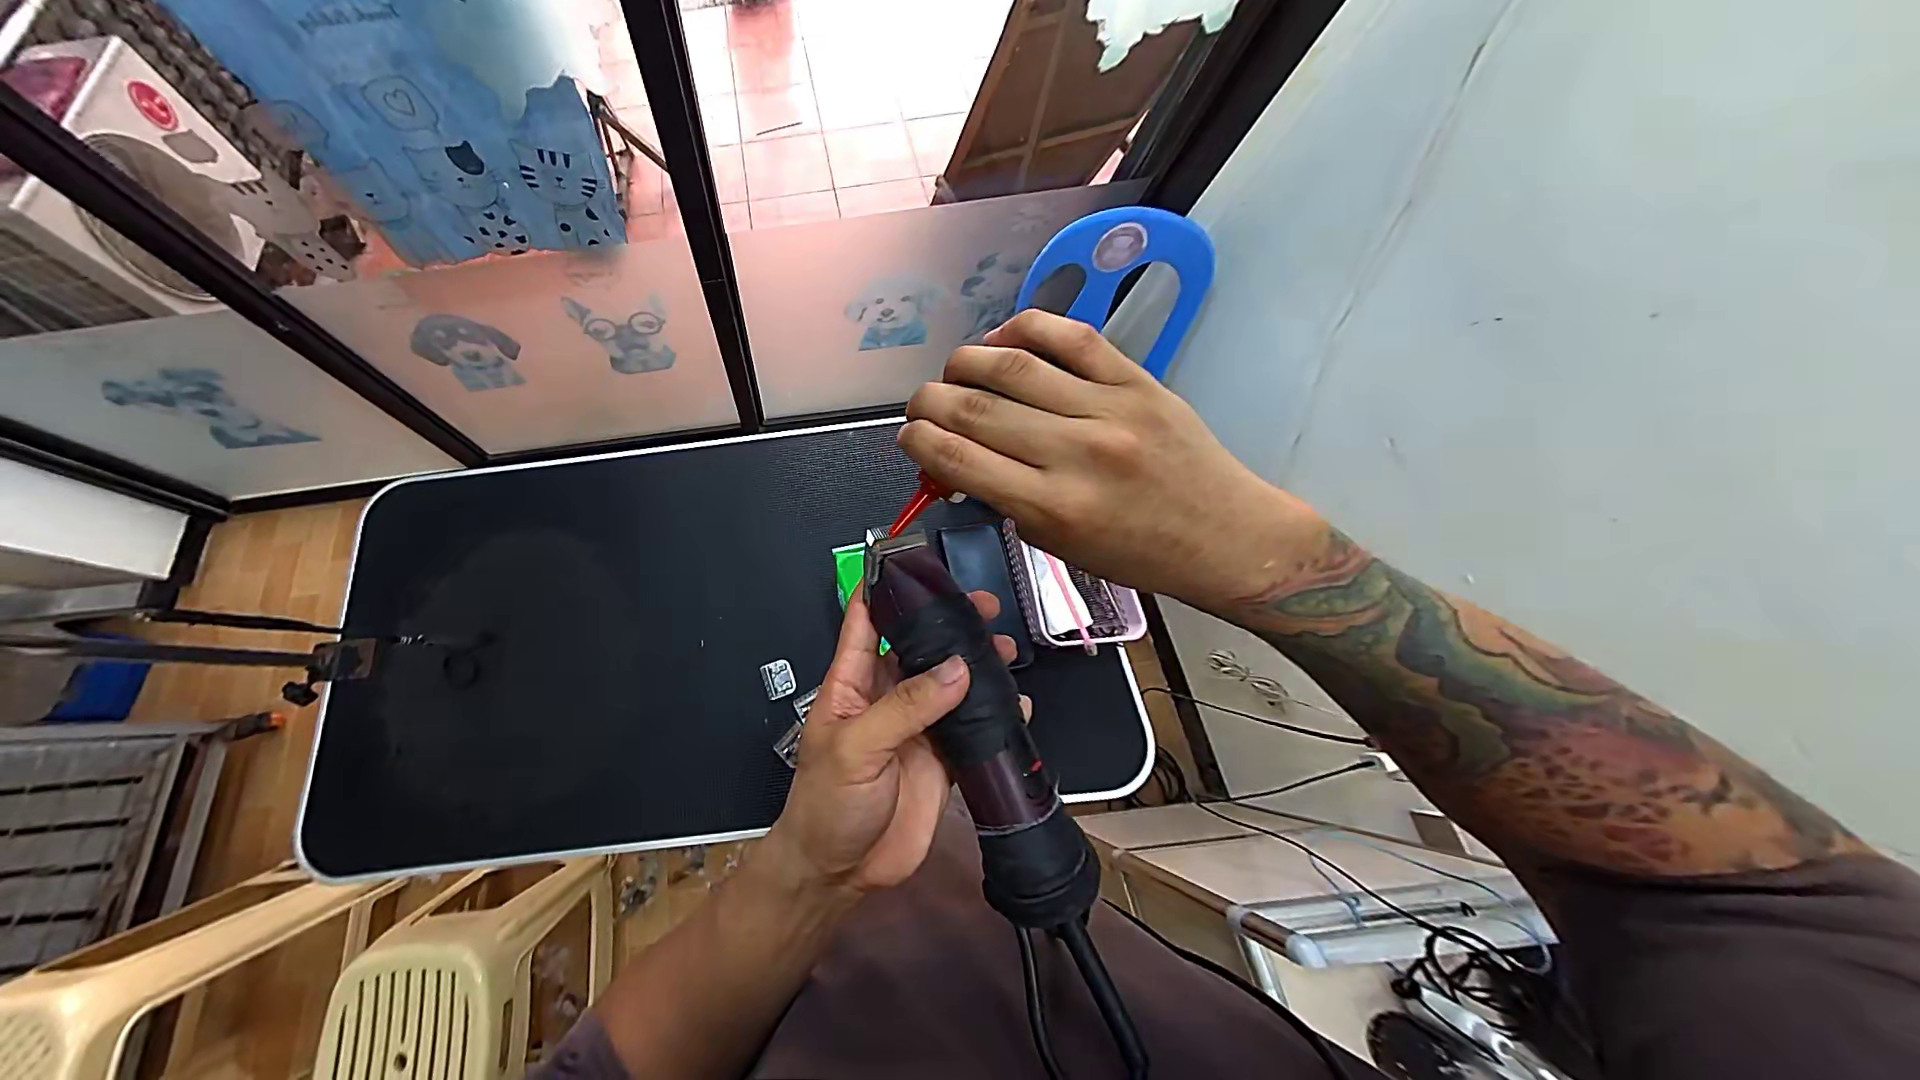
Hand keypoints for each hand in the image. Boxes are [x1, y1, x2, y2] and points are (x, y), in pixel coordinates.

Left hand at [764, 588, 1020, 897]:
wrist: (841, 871)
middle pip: (920, 646)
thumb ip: (906, 707)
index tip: (912, 566)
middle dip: (949, 623)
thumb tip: (956, 669)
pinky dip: (996, 711)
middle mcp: (888, 697)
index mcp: (853, 684)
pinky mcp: (942, 757)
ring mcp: (917, 726)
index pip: (865, 622)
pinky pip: (972, 725)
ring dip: (977, 663)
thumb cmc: (826, 805)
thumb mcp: (857, 748)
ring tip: (1004, 647)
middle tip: (982, 606)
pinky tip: (1016, 703)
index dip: (885, 590)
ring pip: (952, 682)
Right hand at [900, 310, 1326, 611]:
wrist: (1223, 537)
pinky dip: (1024, 328)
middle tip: (923, 406)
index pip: (957, 458)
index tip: (910, 438)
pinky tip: (1003, 340)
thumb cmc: (1137, 555)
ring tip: (954, 372)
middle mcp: (1075, 453)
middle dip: (928, 402)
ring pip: (1011, 364)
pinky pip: (1069, 336)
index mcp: (1051, 508)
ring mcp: (1108, 409)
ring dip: (964, 361)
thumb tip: (958, 458)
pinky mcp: (1136, 380)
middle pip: (973, 406)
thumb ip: (1005, 498)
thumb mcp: (1059, 544)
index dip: (917, 442)